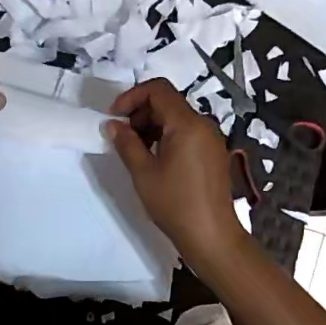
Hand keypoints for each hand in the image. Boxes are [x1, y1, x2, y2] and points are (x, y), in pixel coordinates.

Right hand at [105, 79, 241, 258]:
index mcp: (187, 124)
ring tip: (135, 150)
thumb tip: (112, 125)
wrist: (211, 234)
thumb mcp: (143, 173)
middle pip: (168, 102)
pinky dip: (167, 136)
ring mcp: (211, 138)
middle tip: (121, 136)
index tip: (114, 117)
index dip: (132, 97)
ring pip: (177, 118)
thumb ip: (126, 143)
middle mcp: (203, 124)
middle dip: (140, 112)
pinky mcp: (213, 152)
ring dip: (152, 125)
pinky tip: (154, 159)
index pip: (158, 90)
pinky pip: (187, 132)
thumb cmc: (175, 203)